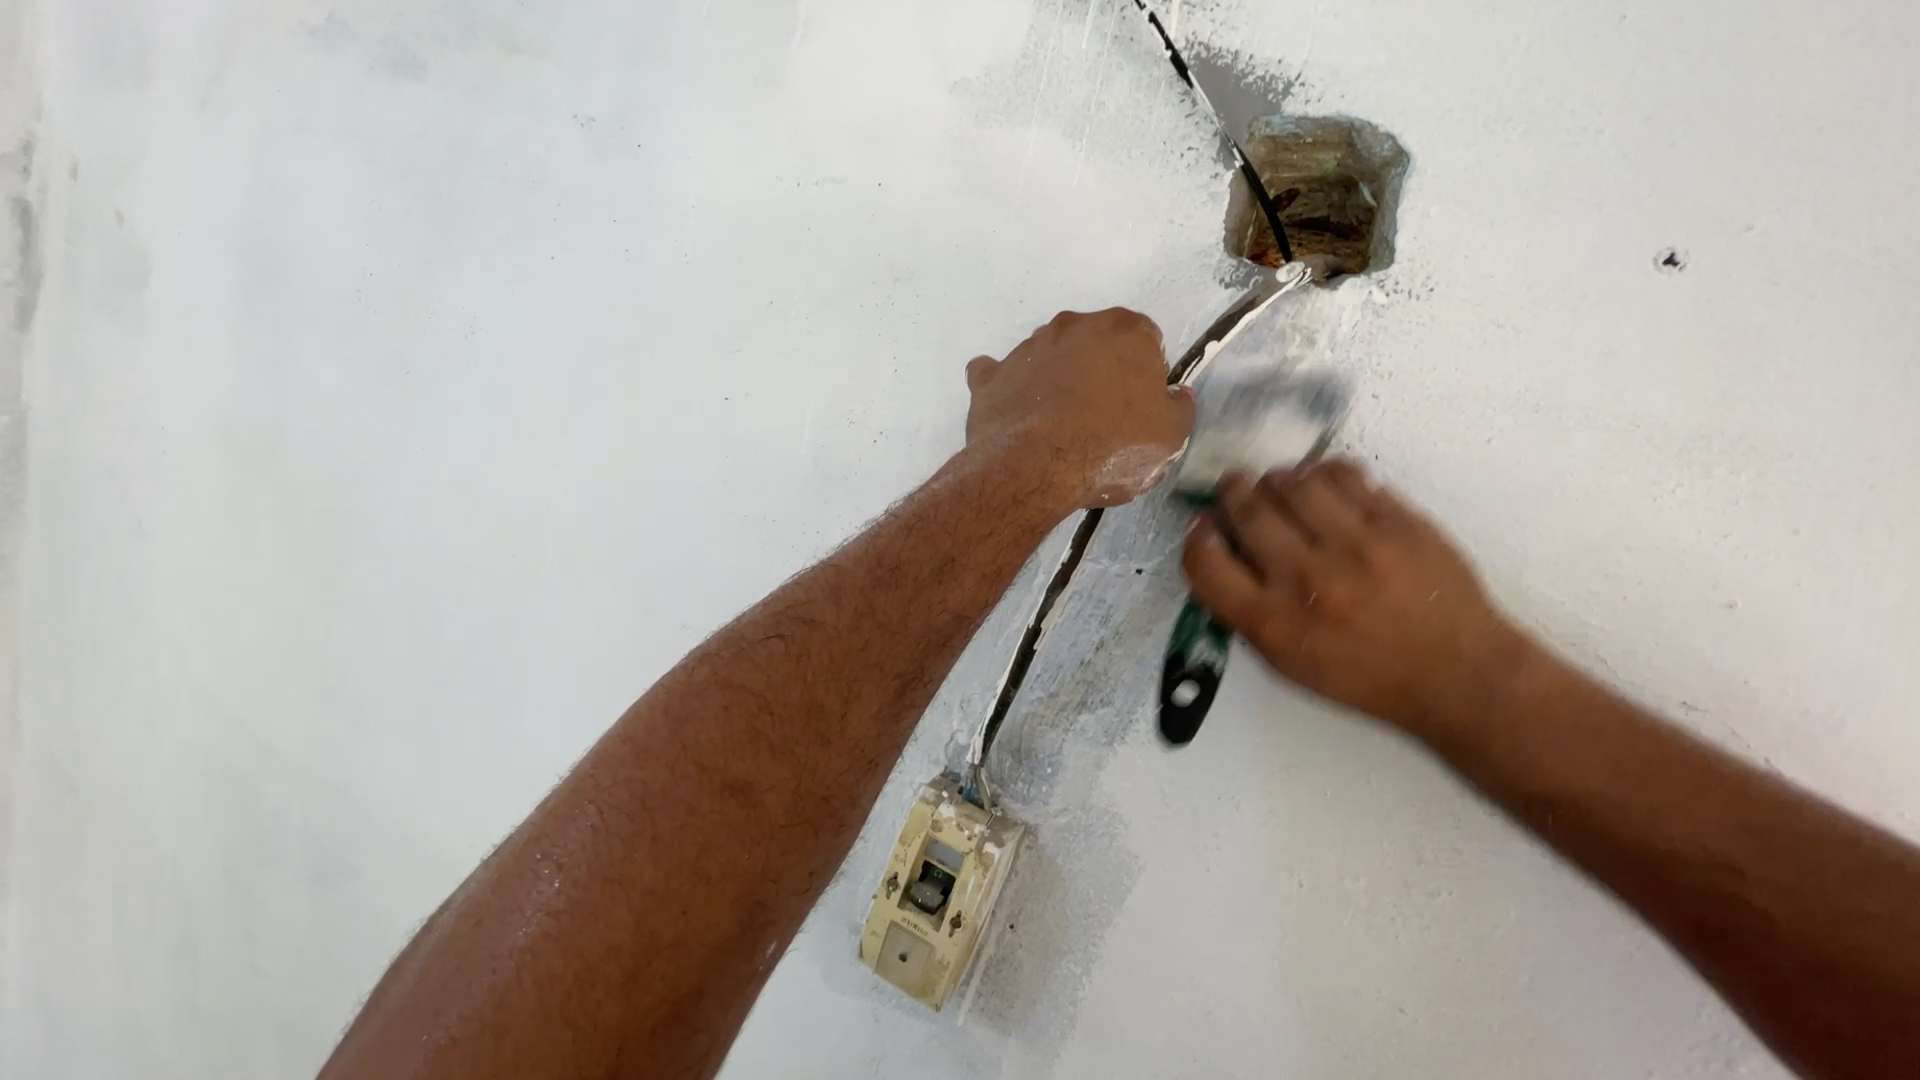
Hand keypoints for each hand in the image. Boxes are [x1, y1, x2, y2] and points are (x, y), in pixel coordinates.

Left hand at [965, 309, 1194, 508]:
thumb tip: (1176, 395)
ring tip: (1057, 426)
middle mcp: (1075, 326)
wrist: (1035, 468)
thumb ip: (1179, 408)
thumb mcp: (1170, 437)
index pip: (1146, 341)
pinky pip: (998, 373)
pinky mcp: (991, 375)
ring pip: (1049, 356)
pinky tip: (1013, 411)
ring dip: (1055, 380)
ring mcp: (1028, 347)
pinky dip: (1005, 387)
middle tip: (1101, 418)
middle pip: (1094, 344)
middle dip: (1099, 372)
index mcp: (1126, 330)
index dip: (1145, 375)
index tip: (1139, 408)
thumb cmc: (1113, 449)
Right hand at [1181, 460, 1533, 737]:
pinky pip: (1345, 474)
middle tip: (1235, 488)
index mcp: (1273, 623)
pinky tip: (1325, 486)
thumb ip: (1246, 610)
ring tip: (1280, 486)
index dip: (1197, 535)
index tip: (1206, 526)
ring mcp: (1357, 546)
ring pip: (1293, 482)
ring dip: (1277, 479)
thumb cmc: (1364, 675)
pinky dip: (1324, 474)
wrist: (1458, 673)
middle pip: (1246, 510)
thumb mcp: (1288, 662)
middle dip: (1232, 491)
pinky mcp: (1398, 522)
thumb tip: (1222, 550)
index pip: (1205, 560)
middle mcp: (1308, 580)